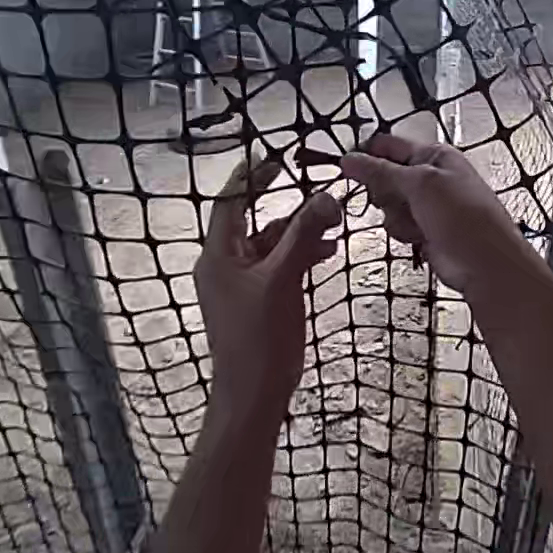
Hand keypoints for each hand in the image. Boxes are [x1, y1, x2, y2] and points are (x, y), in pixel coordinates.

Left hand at [196, 156, 340, 426]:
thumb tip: (325, 196)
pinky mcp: (259, 299)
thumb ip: (303, 236)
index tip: (272, 156)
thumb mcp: (282, 279)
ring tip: (334, 221)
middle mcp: (226, 264)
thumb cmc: (259, 336)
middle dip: (285, 205)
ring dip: (300, 232)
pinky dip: (301, 255)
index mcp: (218, 255)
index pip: (229, 203)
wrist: (254, 396)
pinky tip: (328, 251)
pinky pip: (279, 265)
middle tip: (312, 184)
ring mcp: (243, 283)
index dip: (248, 176)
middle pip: (255, 222)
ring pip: (272, 244)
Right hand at [338, 133, 539, 298]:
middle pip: (384, 176)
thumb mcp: (419, 184)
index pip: (388, 145)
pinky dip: (403, 231)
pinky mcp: (423, 229)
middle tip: (398, 200)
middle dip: (384, 191)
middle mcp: (429, 176)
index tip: (344, 168)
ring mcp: (426, 204)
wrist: (485, 263)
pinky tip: (419, 237)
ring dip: (396, 216)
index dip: (366, 155)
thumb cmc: (461, 215)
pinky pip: (397, 224)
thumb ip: (380, 170)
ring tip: (417, 223)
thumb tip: (348, 158)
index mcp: (433, 155)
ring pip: (387, 203)